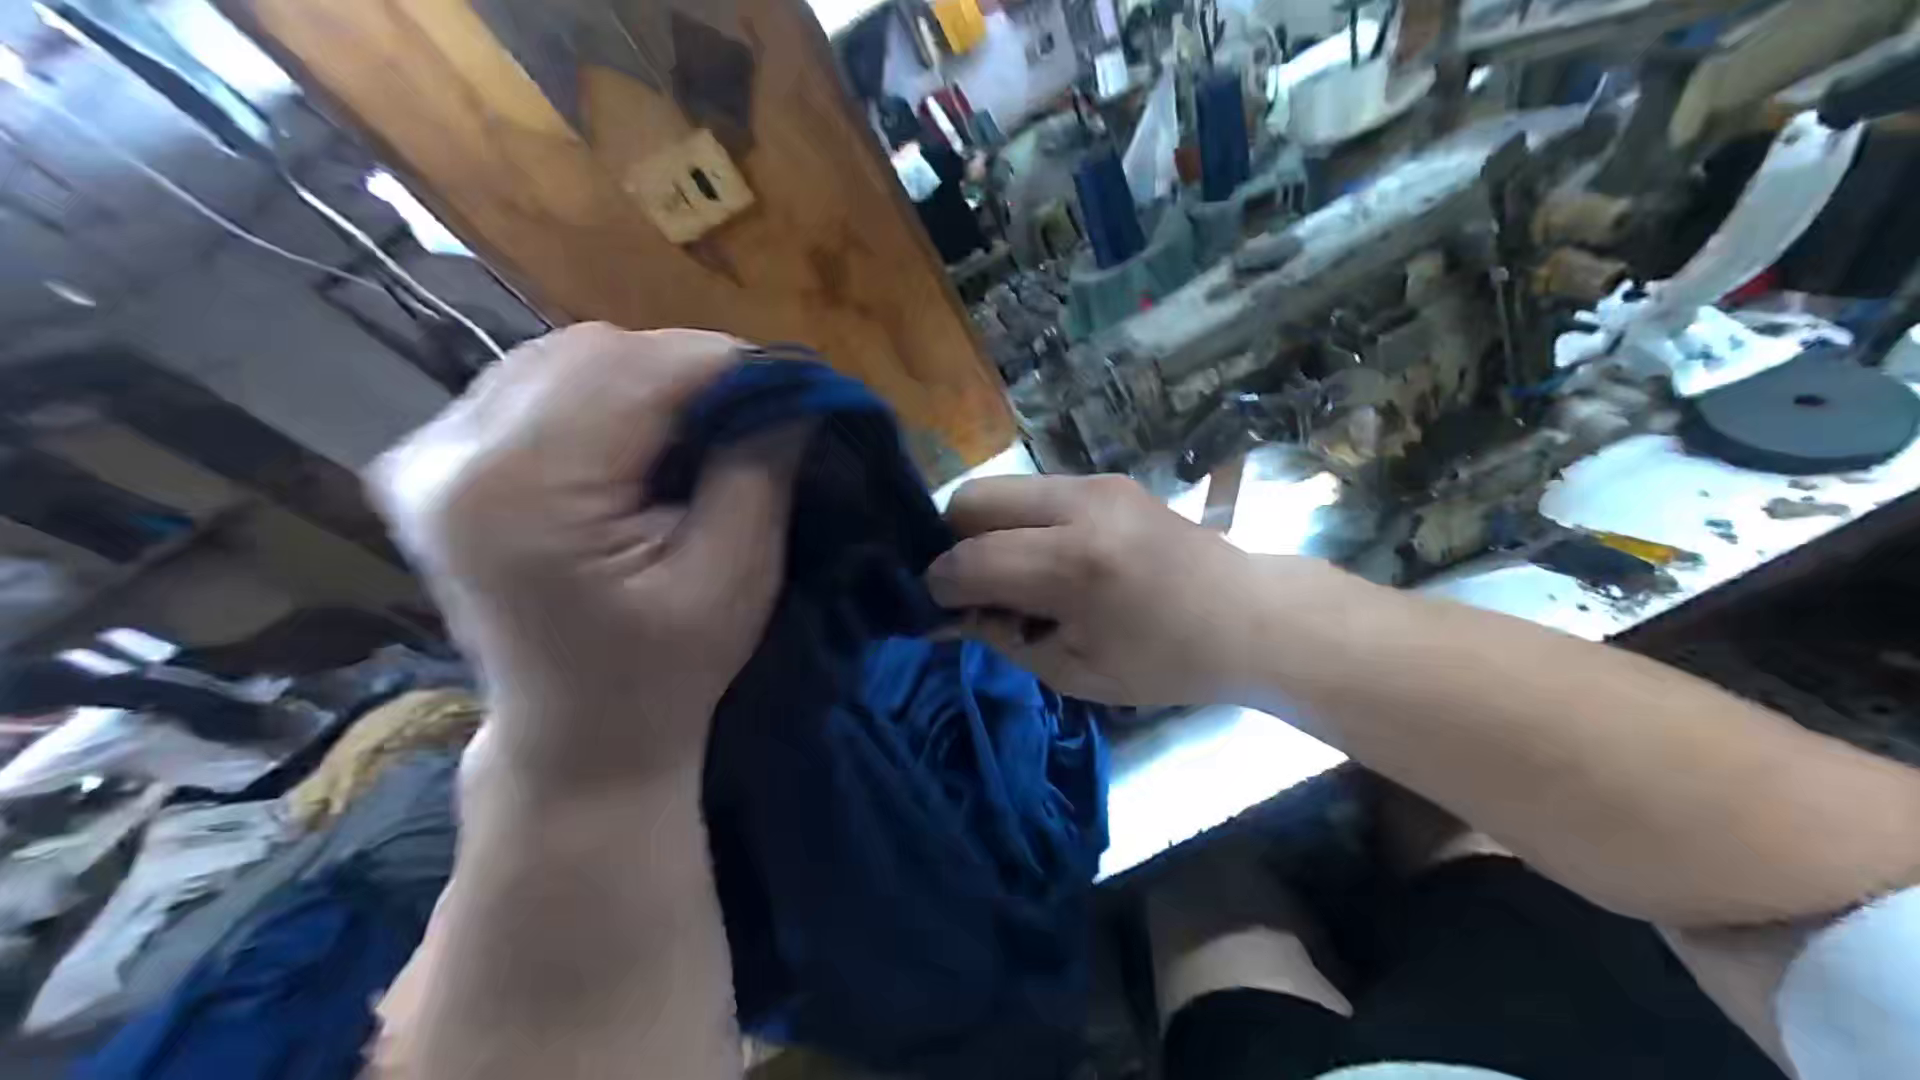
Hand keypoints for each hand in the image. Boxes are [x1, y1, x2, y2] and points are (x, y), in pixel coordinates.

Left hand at [368, 324, 797, 788]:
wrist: (579, 736)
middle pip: (595, 350)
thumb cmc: (665, 673)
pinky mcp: (431, 458)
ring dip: (647, 379)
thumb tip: (792, 385)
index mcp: (521, 493)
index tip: (790, 390)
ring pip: (565, 355)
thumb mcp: (735, 576)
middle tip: (749, 414)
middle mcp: (450, 455)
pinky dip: (603, 395)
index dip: (727, 365)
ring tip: (696, 432)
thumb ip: (759, 467)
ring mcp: (426, 452)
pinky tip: (632, 444)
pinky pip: (536, 382)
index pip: (637, 370)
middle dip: (689, 370)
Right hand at [927, 475, 1312, 707]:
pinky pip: (1033, 492)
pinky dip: (1019, 522)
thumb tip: (946, 616)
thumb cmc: (1167, 662)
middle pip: (972, 499)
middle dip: (953, 542)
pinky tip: (1043, 558)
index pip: (970, 559)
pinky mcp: (1106, 478)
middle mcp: (1080, 505)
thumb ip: (1000, 636)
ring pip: (1000, 488)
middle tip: (971, 586)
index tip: (940, 608)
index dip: (941, 586)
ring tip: (1010, 574)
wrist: (1251, 616)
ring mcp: (1095, 482)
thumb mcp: (1074, 671)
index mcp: (1075, 565)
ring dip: (986, 529)